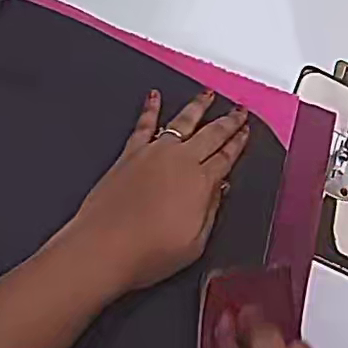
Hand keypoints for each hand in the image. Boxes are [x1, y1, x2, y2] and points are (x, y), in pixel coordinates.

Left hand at [61, 89, 250, 295]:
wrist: (103, 249)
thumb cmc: (146, 252)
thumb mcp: (195, 243)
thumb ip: (210, 211)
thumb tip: (219, 191)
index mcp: (201, 182)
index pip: (226, 156)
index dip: (238, 143)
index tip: (245, 132)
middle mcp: (180, 161)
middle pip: (212, 134)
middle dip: (228, 121)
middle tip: (238, 111)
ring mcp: (154, 153)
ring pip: (183, 121)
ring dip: (198, 106)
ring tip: (206, 95)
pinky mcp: (130, 154)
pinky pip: (144, 124)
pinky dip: (151, 108)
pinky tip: (154, 97)